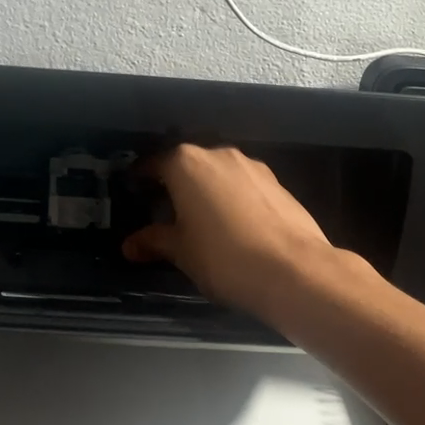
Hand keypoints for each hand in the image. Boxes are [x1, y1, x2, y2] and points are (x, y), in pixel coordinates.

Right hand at [122, 144, 360, 319]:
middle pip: (188, 165)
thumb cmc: (224, 256)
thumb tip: (130, 244)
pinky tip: (237, 229)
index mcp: (186, 163)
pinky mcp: (278, 183)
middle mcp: (217, 154)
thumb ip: (153, 241)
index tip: (135, 192)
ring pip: (219, 175)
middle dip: (177, 186)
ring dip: (209, 192)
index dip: (141, 179)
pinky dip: (235, 200)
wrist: (294, 271)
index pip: (153, 164)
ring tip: (205, 224)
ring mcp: (251, 166)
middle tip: (168, 214)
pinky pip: (245, 187)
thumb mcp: (181, 251)